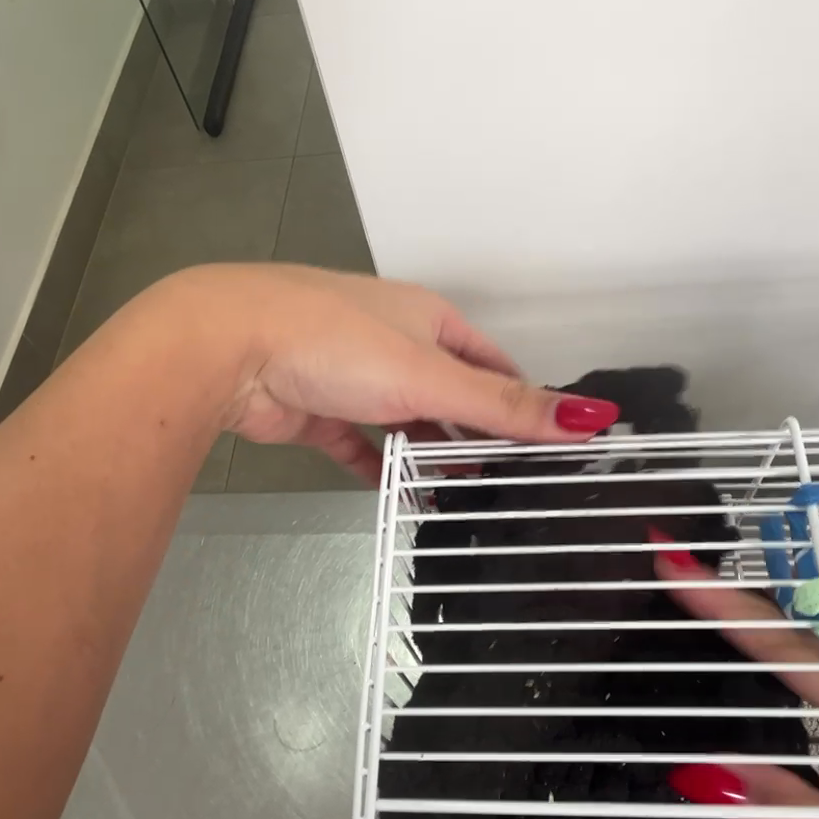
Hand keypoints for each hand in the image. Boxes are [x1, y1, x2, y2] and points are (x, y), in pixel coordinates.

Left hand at [133, 264, 620, 481]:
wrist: (227, 348)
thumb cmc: (336, 344)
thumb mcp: (429, 375)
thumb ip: (503, 405)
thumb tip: (591, 417)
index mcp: (428, 320)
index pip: (491, 363)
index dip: (522, 400)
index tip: (548, 445)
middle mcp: (394, 343)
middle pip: (451, 395)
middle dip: (477, 435)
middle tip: (508, 483)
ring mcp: (352, 377)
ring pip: (407, 422)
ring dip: (432, 454)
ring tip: (464, 495)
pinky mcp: (319, 411)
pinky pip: (362, 445)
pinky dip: (383, 468)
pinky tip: (404, 498)